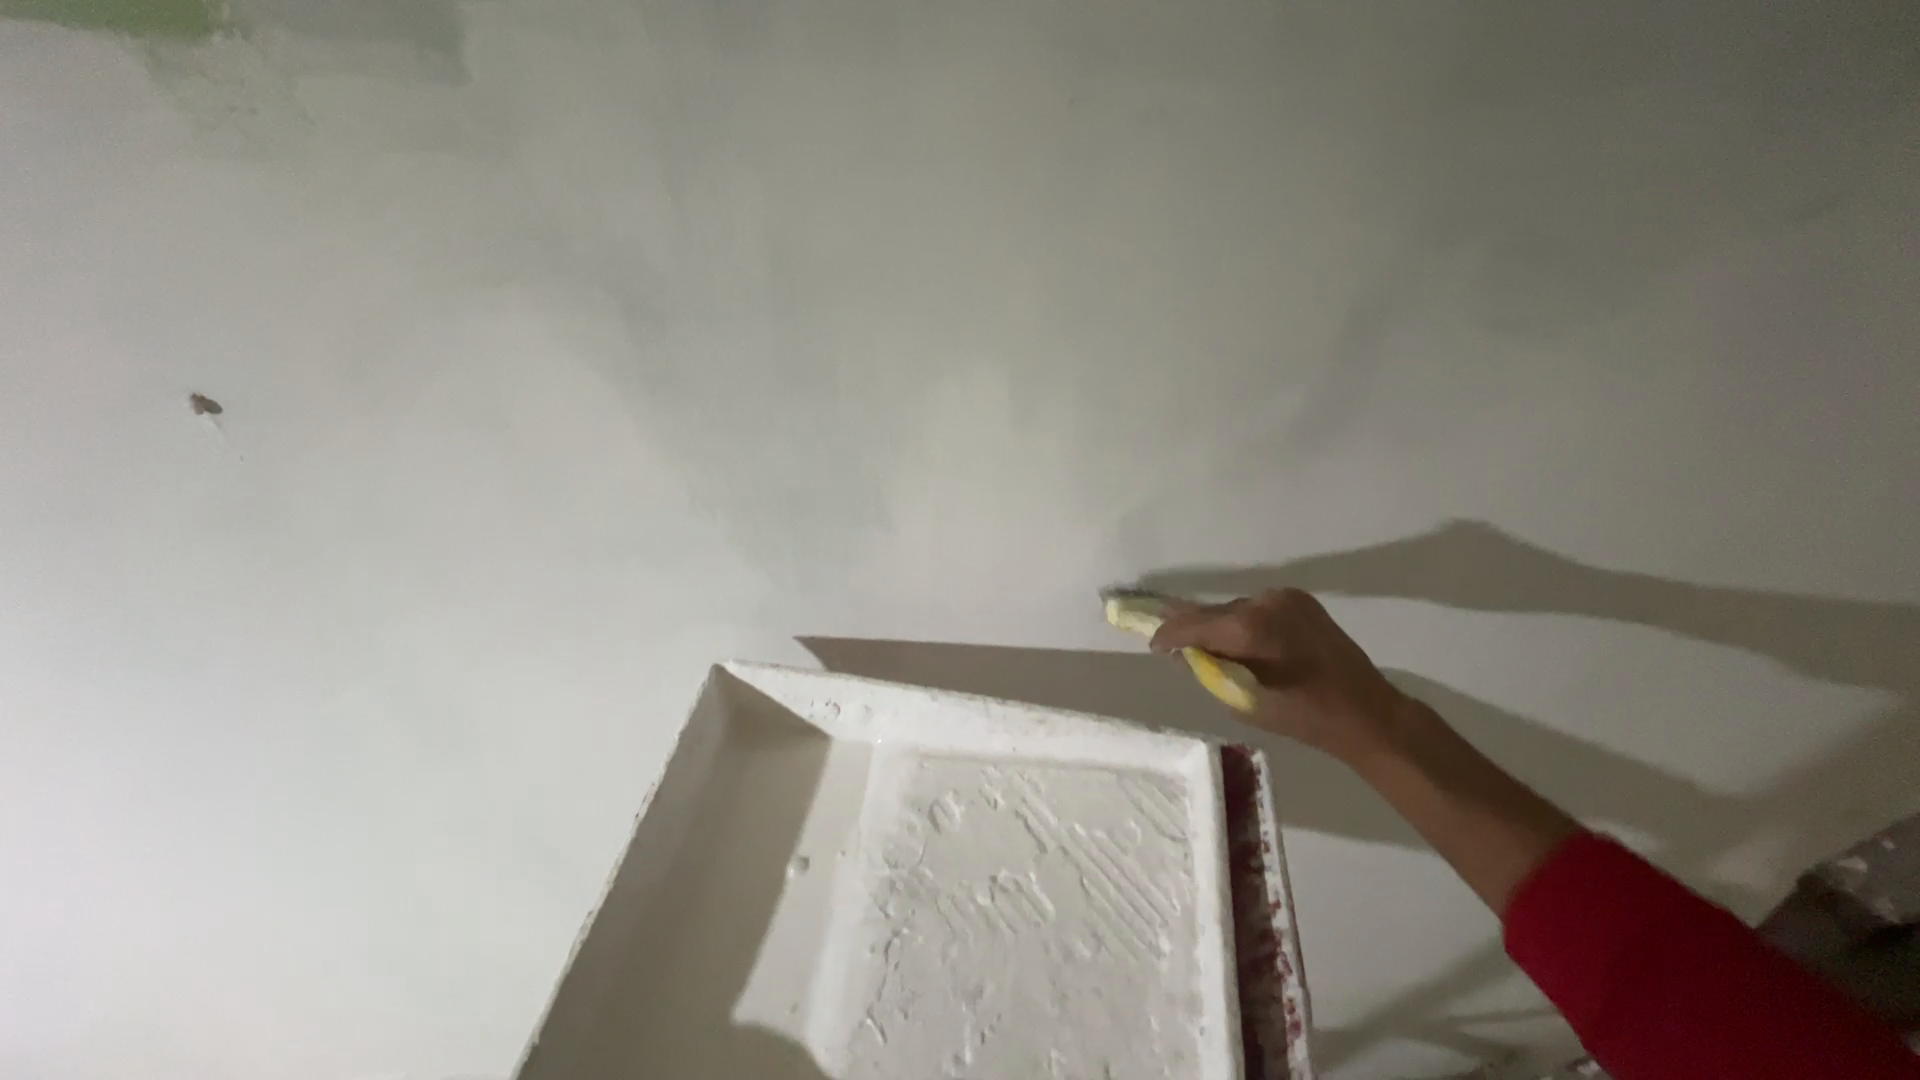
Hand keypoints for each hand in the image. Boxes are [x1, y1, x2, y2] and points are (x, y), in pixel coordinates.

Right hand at [1150, 588, 1414, 763]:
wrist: (1367, 711)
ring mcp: (1285, 597)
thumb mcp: (1244, 700)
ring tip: (1210, 647)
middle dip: (1191, 628)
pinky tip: (1242, 642)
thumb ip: (1209, 670)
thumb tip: (1183, 655)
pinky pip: (1257, 608)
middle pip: (1212, 612)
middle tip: (1171, 644)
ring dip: (1220, 626)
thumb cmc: (1303, 716)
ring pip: (1234, 609)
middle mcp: (1264, 602)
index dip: (1168, 634)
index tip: (1152, 645)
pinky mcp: (1301, 600)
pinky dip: (1243, 623)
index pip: (1193, 623)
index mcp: (1249, 627)